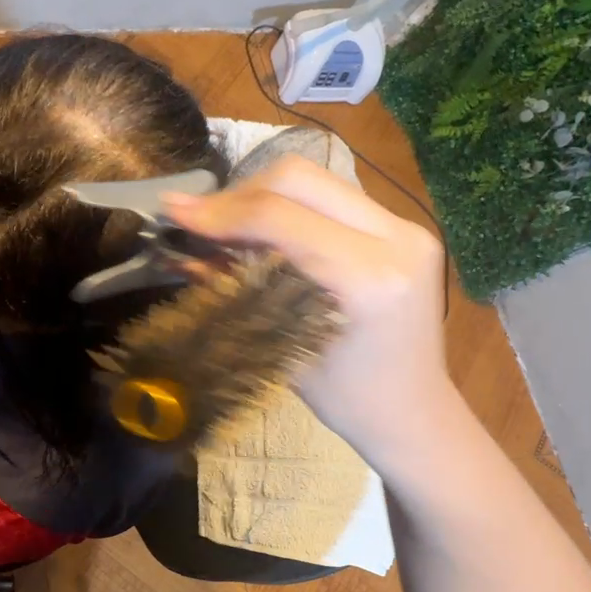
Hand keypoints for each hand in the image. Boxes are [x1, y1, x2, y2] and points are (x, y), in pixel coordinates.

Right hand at [163, 155, 452, 446]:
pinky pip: (329, 195)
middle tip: (193, 217)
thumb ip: (237, 291)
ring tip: (219, 223)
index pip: (281, 219)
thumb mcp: (281, 348)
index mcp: (370, 279)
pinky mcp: (400, 225)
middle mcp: (397, 239)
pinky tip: (255, 228)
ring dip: (258, 195)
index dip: (220, 212)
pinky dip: (283, 204)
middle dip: (236, 194)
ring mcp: (405, 226)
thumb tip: (177, 253)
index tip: (174, 213)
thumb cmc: (348, 400)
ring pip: (313, 179)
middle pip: (299, 179)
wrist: (415, 412)